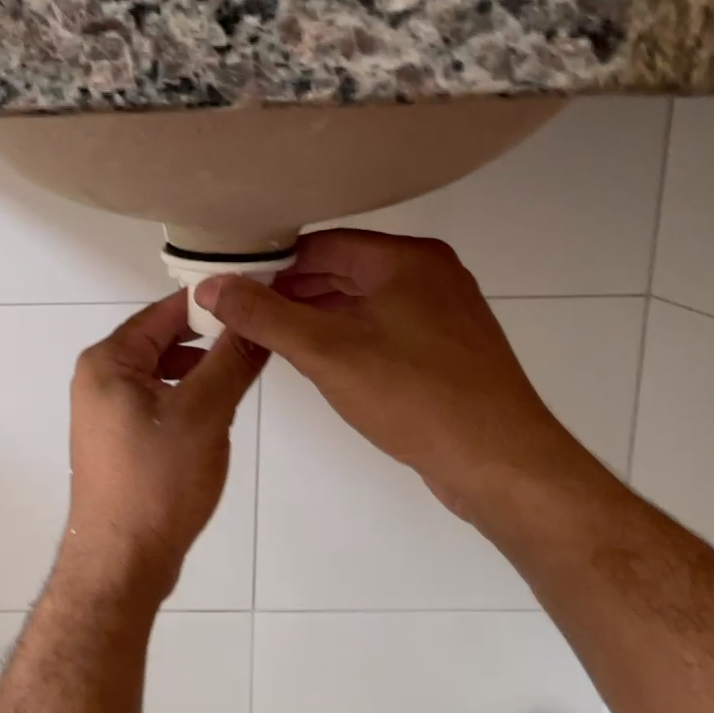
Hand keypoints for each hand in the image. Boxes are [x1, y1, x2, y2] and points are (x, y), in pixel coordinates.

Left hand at [60, 290, 267, 599]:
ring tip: (241, 369)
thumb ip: (231, 360)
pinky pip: (155, 399)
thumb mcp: (204, 413)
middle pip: (159, 340)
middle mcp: (97, 377)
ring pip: (160, 371)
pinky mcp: (117, 438)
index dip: (208, 302)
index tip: (252, 294)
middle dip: (205, 336)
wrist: (122, 562)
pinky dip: (185, 395)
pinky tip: (215, 409)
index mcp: (106, 360)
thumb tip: (255, 317)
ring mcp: (104, 410)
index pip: (162, 313)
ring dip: (198, 368)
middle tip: (254, 332)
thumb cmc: (158, 481)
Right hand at [194, 229, 598, 518]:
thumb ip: (262, 315)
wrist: (504, 468)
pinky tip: (312, 357)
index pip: (320, 245)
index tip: (230, 285)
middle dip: (289, 290)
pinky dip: (343, 335)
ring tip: (265, 333)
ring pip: (360, 300)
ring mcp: (442, 313)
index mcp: (407, 260)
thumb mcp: (325, 351)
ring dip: (313, 314)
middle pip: (340, 270)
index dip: (271, 263)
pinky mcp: (446, 350)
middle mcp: (429, 275)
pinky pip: (381, 327)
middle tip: (239, 311)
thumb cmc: (415, 396)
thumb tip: (209, 287)